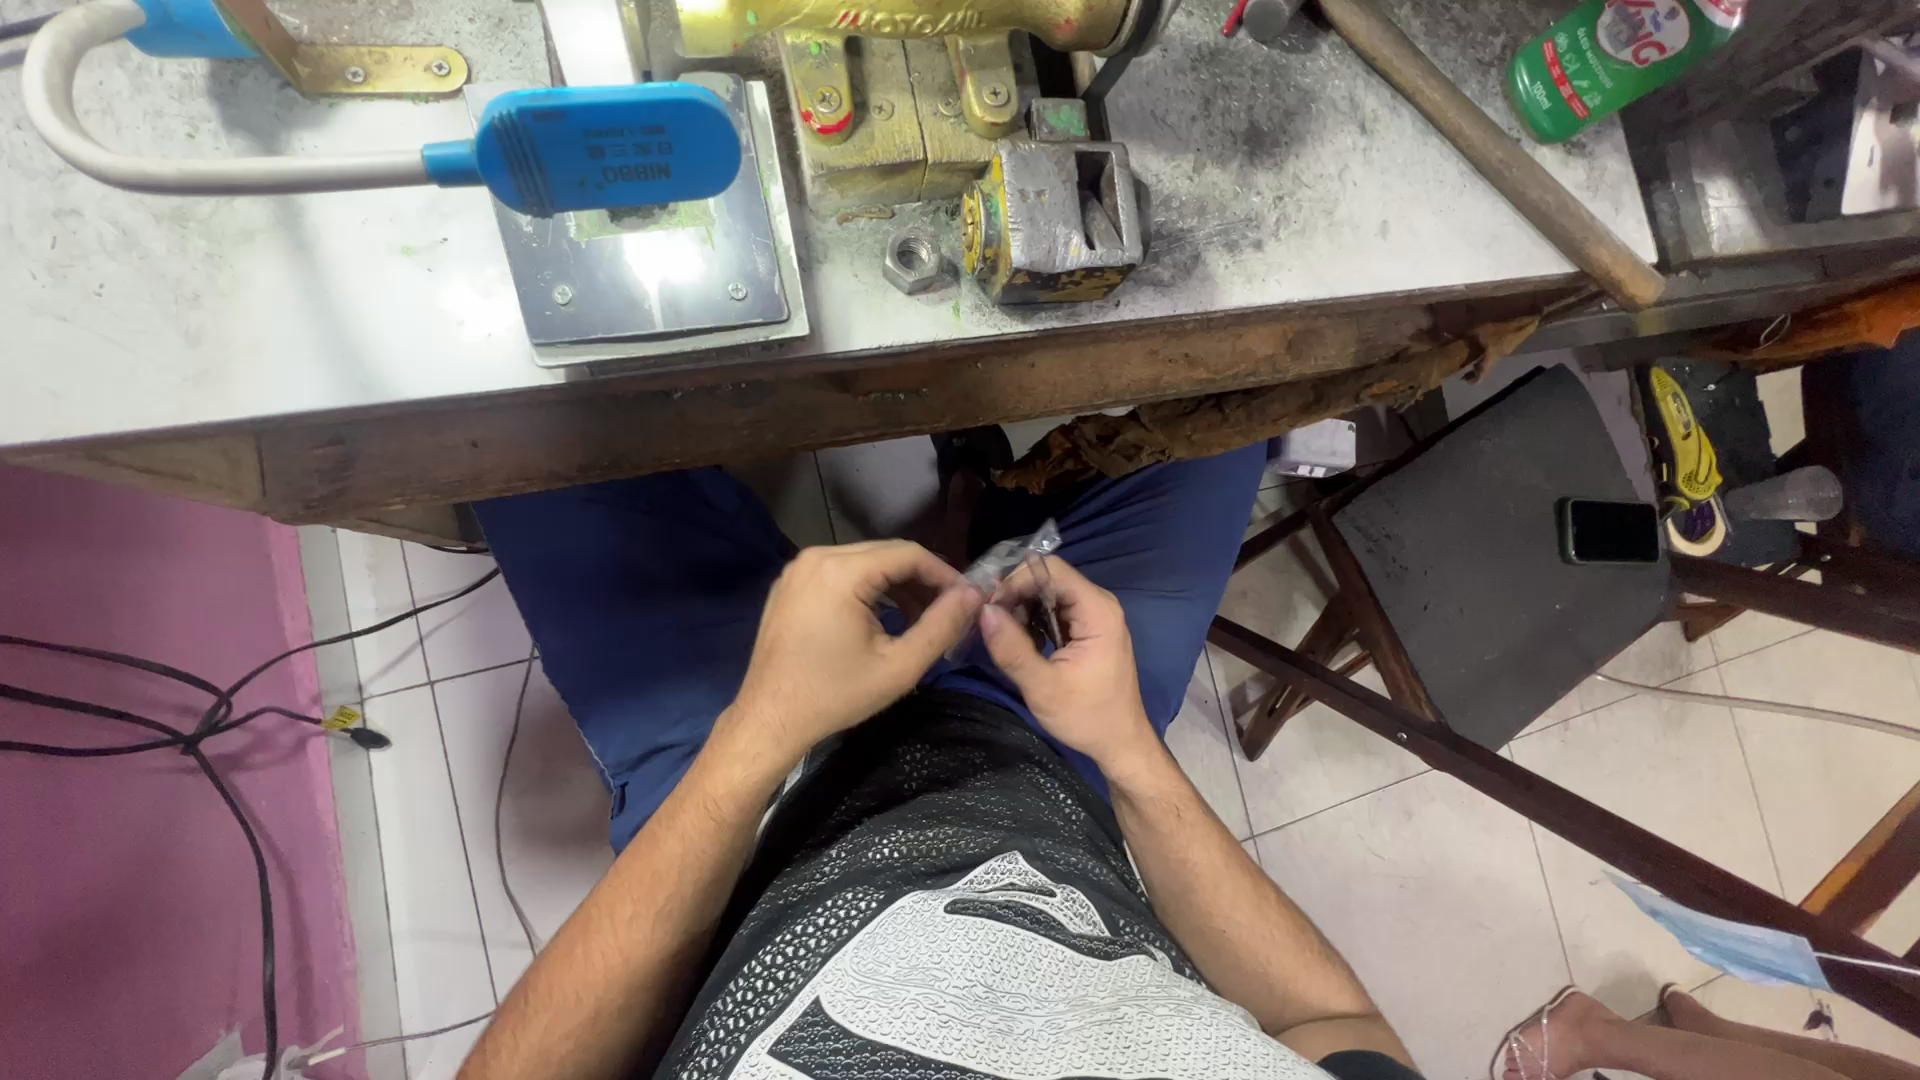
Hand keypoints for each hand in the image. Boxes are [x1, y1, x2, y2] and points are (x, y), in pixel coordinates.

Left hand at [718, 540, 983, 766]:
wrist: (770, 719)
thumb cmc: (836, 696)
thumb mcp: (900, 666)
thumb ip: (942, 626)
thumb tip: (974, 594)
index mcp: (842, 571)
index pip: (909, 554)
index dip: (944, 574)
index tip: (967, 599)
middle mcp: (817, 557)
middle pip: (887, 553)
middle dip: (922, 579)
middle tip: (949, 610)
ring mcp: (799, 569)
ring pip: (865, 561)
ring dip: (897, 584)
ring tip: (921, 618)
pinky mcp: (790, 583)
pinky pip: (841, 572)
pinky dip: (868, 588)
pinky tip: (885, 617)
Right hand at [977, 556, 1159, 773]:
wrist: (1119, 743)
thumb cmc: (1086, 717)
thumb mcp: (1043, 687)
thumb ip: (1012, 649)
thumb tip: (984, 611)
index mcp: (1097, 611)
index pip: (1051, 569)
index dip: (1017, 581)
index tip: (991, 606)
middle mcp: (1099, 604)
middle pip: (1048, 577)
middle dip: (1015, 594)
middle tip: (990, 621)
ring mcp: (1093, 615)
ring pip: (1048, 592)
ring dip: (1021, 607)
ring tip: (1003, 635)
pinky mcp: (1086, 627)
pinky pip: (1053, 609)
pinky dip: (1032, 619)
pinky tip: (1020, 643)